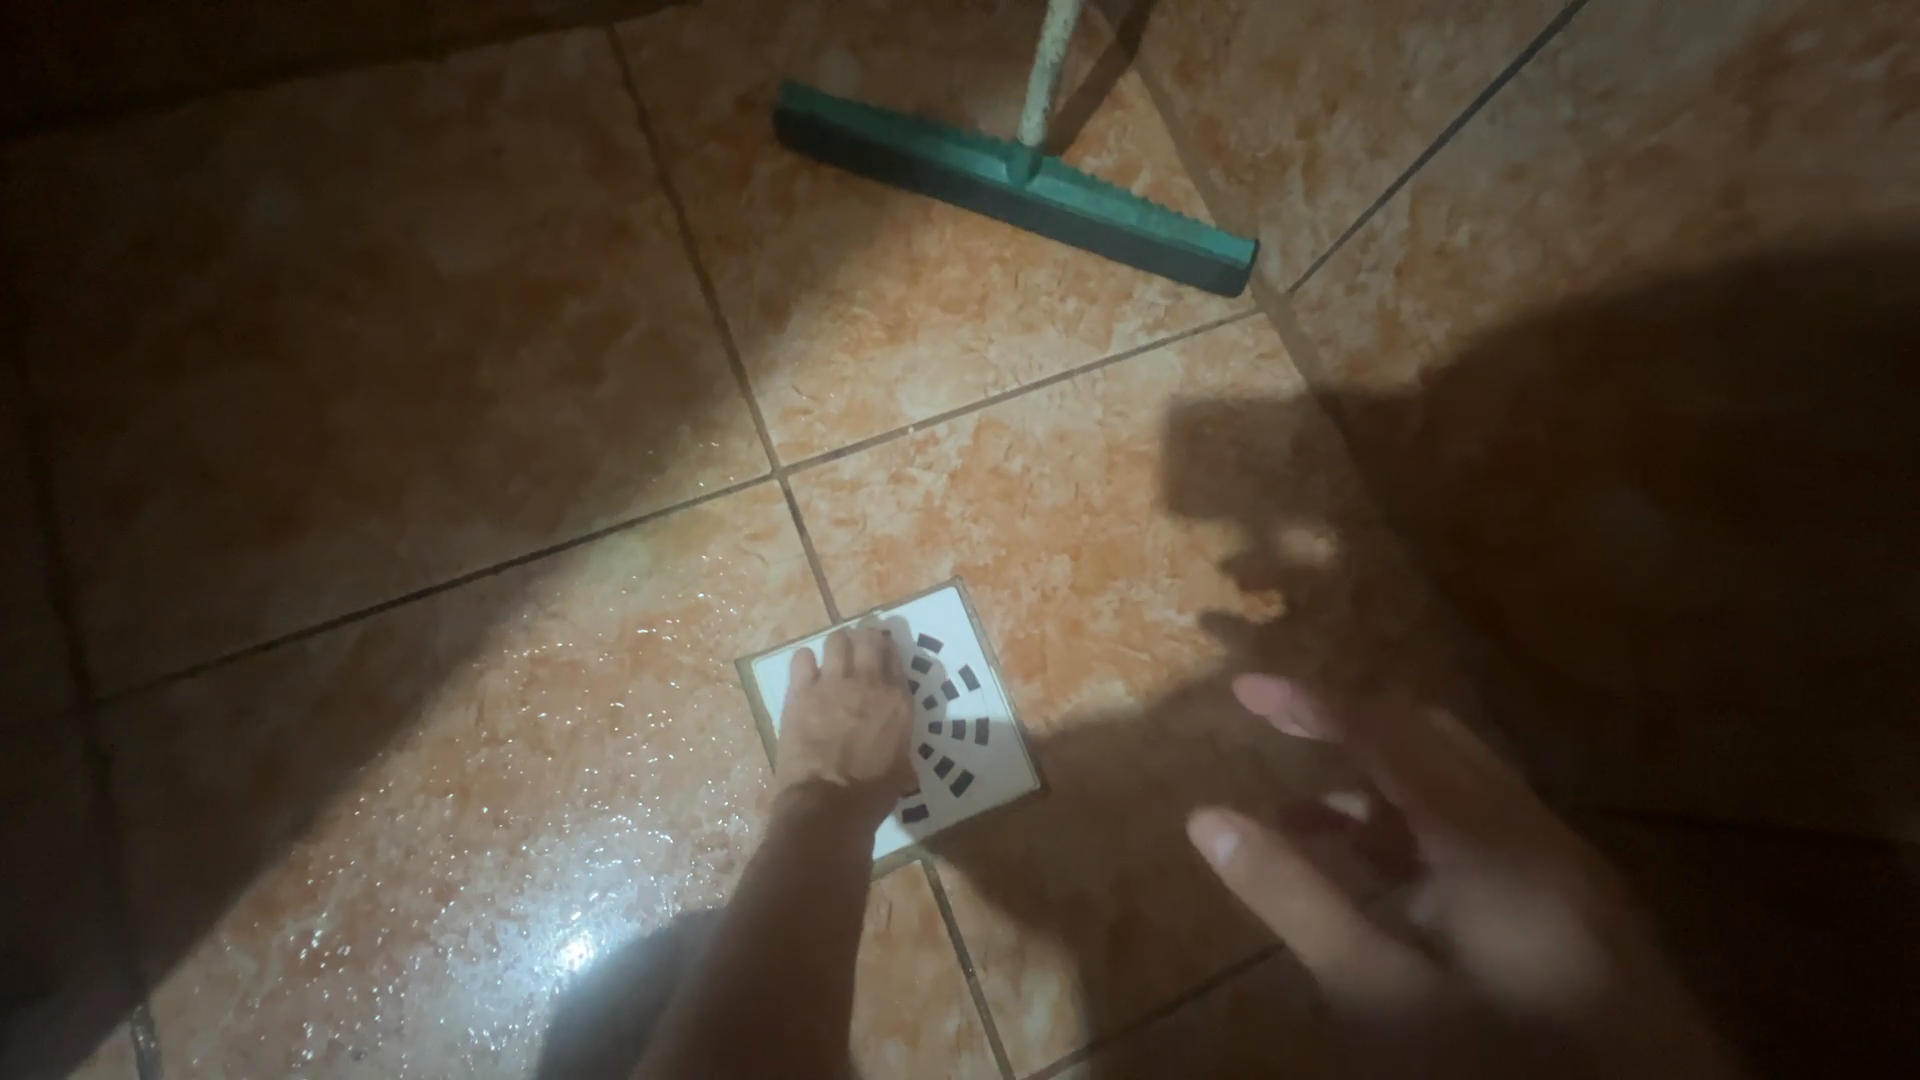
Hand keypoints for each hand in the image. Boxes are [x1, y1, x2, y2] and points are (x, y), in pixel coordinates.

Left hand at [773, 625, 914, 824]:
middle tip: (861, 646)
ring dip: (838, 645)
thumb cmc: (871, 794)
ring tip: (834, 656)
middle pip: (870, 638)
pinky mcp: (801, 691)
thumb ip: (900, 744)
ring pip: (837, 640)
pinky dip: (805, 661)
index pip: (896, 659)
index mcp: (898, 701)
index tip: (883, 656)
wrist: (827, 803)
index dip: (889, 653)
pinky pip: (802, 658)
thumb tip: (897, 748)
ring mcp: (833, 683)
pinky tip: (806, 671)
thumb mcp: (902, 768)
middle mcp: (869, 682)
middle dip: (866, 638)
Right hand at [1188, 675, 1735, 1078]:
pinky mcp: (1571, 904)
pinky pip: (1479, 827)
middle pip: (1426, 734)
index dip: (1307, 702)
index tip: (1242, 690)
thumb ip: (1291, 896)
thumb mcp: (1378, 990)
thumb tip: (1205, 819)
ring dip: (1374, 780)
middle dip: (1343, 723)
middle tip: (1274, 726)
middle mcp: (1531, 830)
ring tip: (1299, 815)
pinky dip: (1414, 824)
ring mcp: (1560, 866)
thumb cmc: (1502, 1065)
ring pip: (1455, 781)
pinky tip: (1377, 872)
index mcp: (1487, 837)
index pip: (1383, 730)